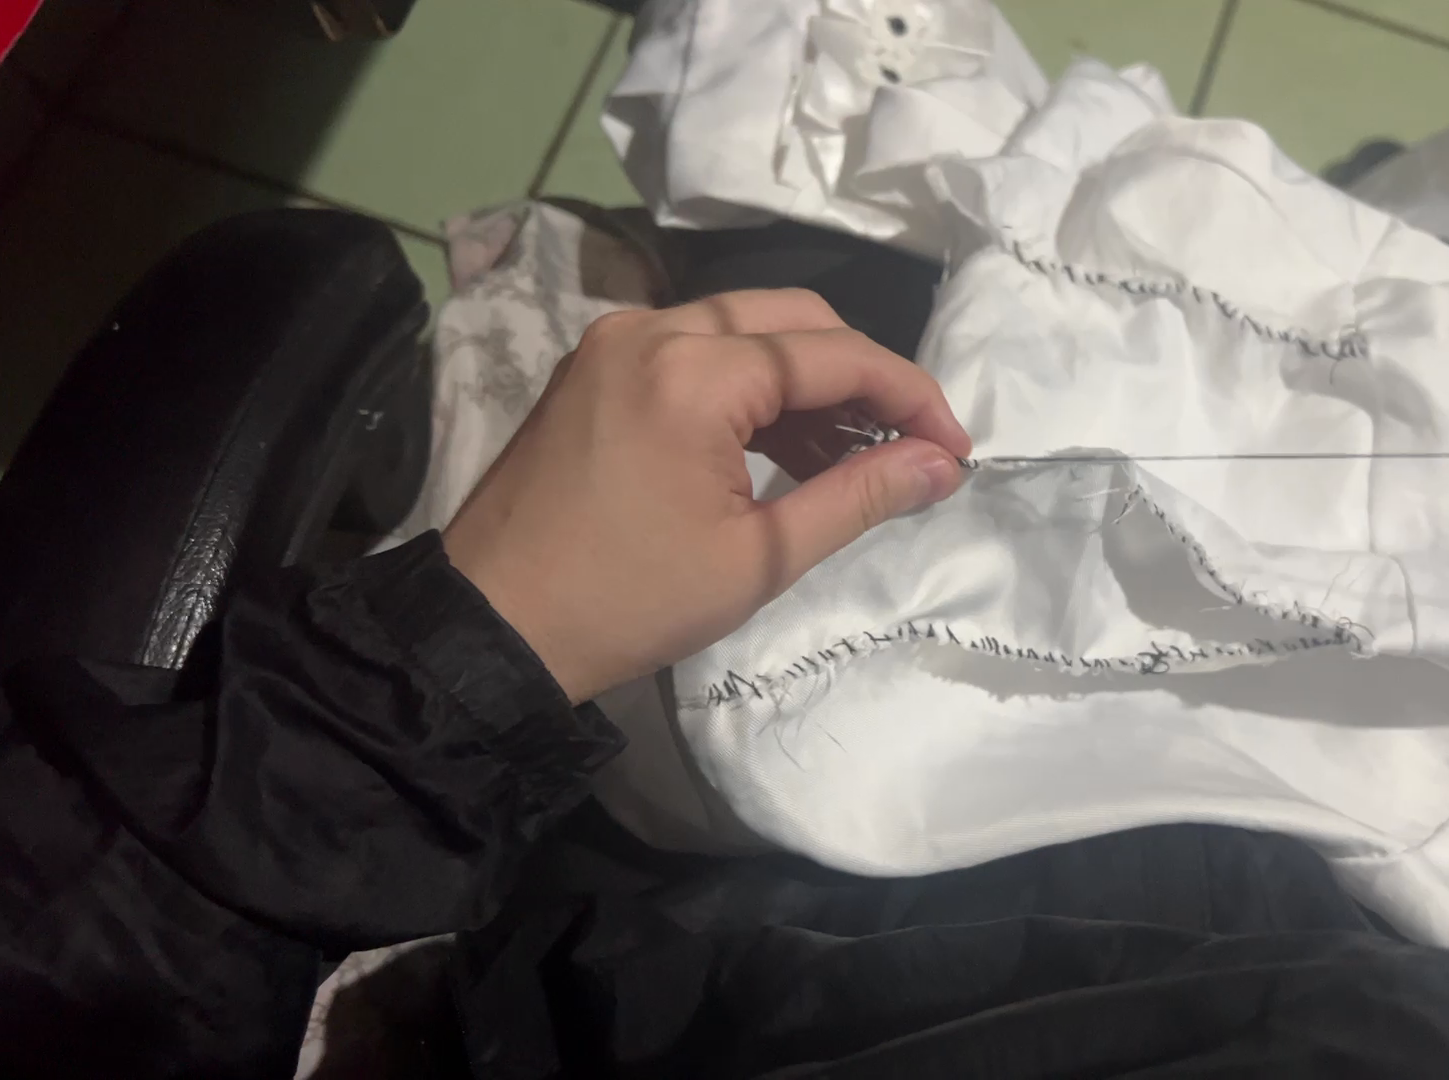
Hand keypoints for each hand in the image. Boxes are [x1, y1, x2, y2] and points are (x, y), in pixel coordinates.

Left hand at [441, 289, 970, 703]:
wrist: (493, 630)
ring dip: (814, 384)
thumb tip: (941, 464)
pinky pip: (704, 353)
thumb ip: (861, 497)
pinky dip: (759, 390)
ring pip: (752, 330)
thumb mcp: (762, 558)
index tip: (954, 447)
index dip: (911, 396)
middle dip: (866, 377)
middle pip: (798, 320)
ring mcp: (619, 341)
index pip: (836, 356)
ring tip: (855, 454)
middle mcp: (654, 329)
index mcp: (693, 373)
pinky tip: (787, 447)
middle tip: (906, 442)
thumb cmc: (632, 603)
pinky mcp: (601, 366)